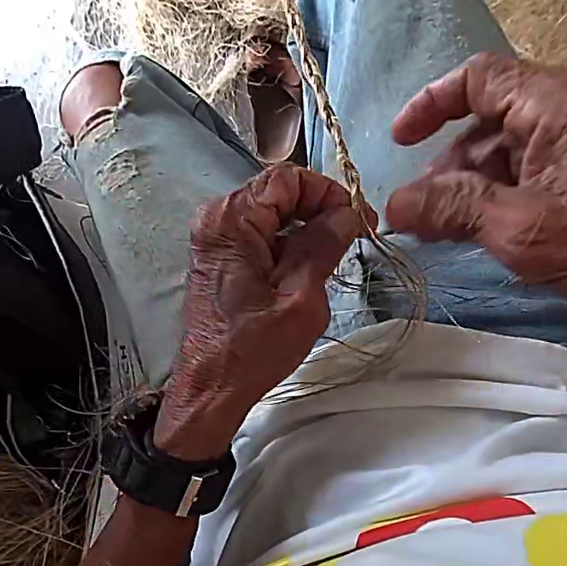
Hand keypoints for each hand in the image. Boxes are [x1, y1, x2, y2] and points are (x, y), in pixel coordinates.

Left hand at [155, 165, 369, 458]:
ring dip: (304, 228)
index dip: (327, 191)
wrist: (210, 387)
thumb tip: (345, 213)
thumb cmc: (251, 351)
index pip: (287, 178)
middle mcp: (215, 221)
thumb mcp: (300, 298)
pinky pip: (258, 236)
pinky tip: (306, 269)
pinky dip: (286, 244)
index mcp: (231, 221)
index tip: (356, 217)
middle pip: (278, 193)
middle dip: (318, 209)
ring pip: (270, 215)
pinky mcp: (218, 260)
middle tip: (352, 234)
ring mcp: (213, 241)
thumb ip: (323, 246)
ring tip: (333, 256)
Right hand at [385, 53, 566, 371]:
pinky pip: (523, 170)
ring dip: (465, 185)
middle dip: (445, 162)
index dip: (430, 104)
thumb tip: (392, 204)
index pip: (479, 77)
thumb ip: (451, 208)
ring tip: (441, 228)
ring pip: (501, 148)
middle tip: (419, 210)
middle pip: (486, 117)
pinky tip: (474, 230)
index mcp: (559, 103)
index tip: (398, 144)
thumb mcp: (517, 228)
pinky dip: (491, 196)